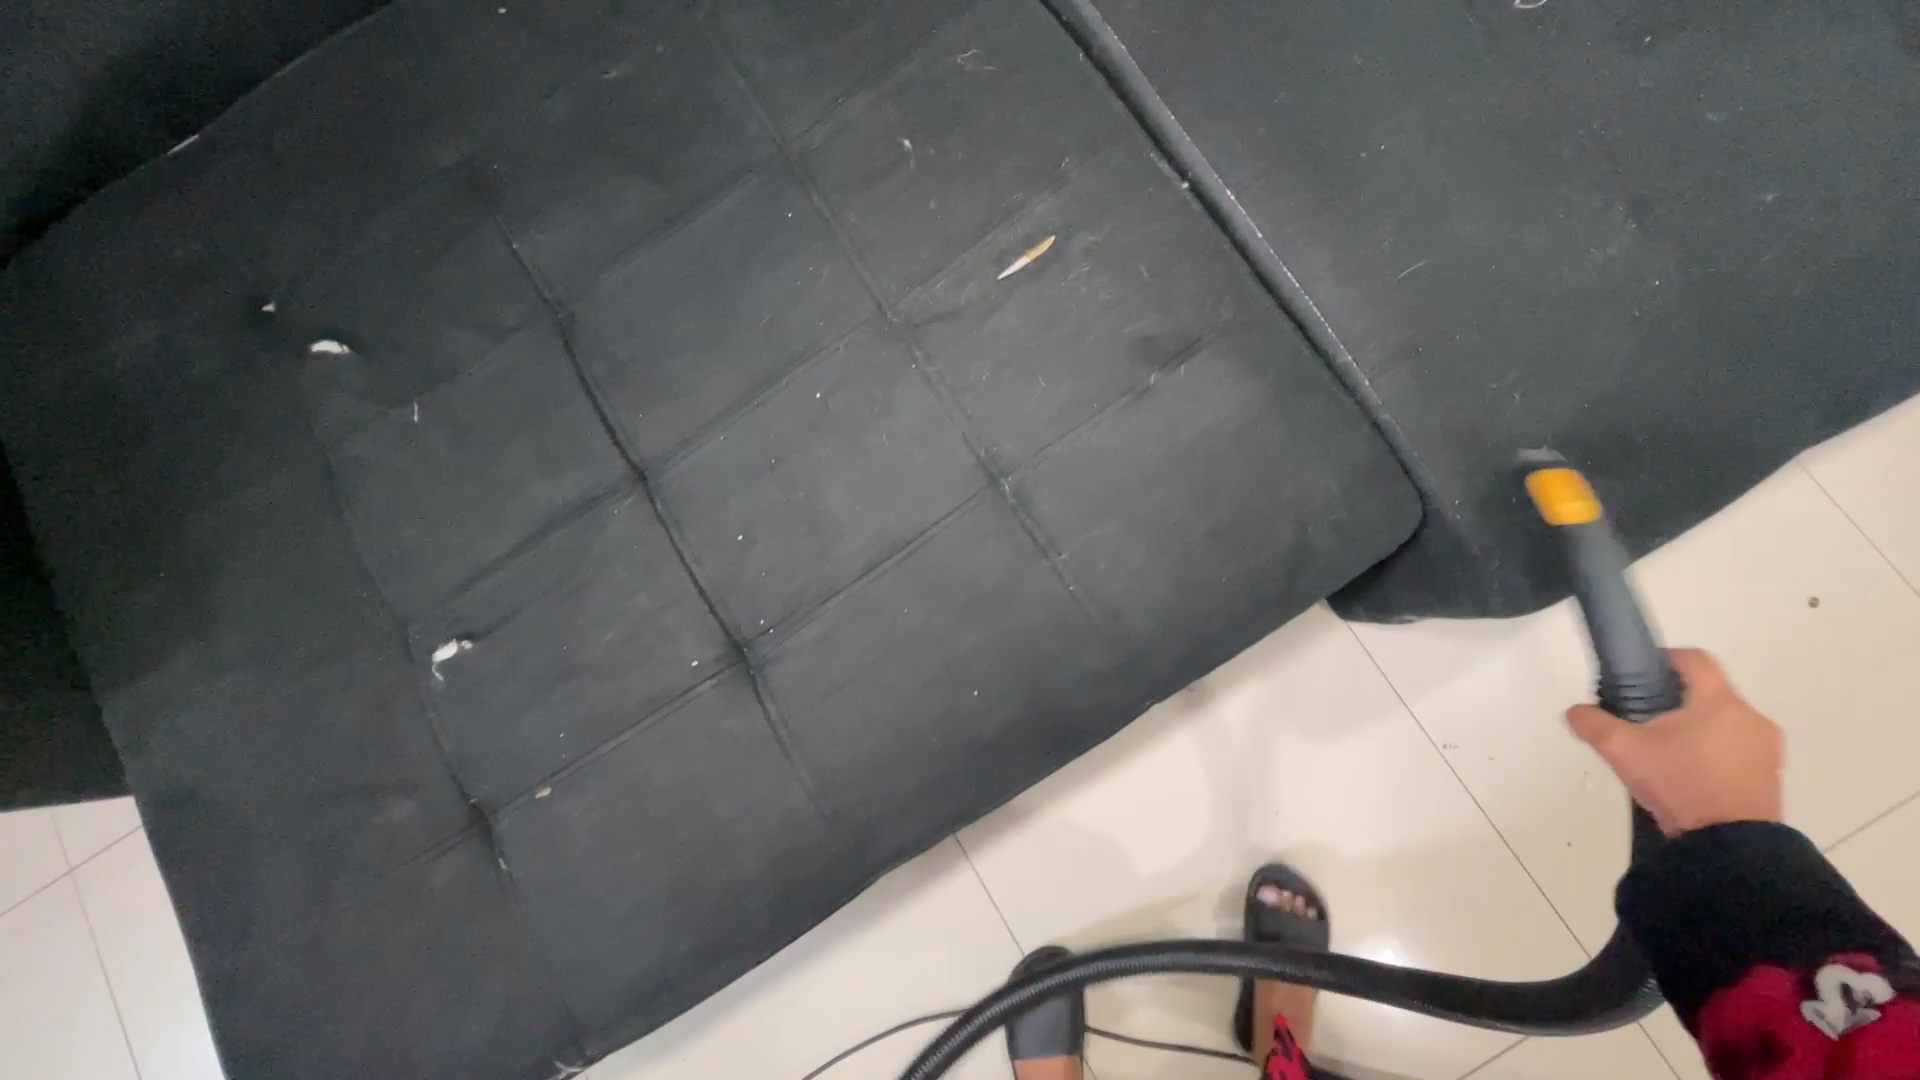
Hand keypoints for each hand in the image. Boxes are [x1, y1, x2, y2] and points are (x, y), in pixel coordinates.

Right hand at [1565, 648, 1782, 836]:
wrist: (1728, 843)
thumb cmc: (1677, 782)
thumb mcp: (1618, 748)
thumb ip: (1590, 721)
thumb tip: (1577, 712)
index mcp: (1719, 702)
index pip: (1695, 659)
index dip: (1663, 658)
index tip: (1637, 674)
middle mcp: (1750, 717)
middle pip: (1706, 691)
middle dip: (1671, 698)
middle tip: (1639, 717)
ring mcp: (1766, 747)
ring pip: (1721, 719)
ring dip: (1692, 724)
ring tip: (1659, 748)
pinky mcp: (1770, 773)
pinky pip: (1735, 745)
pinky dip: (1709, 748)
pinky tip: (1683, 770)